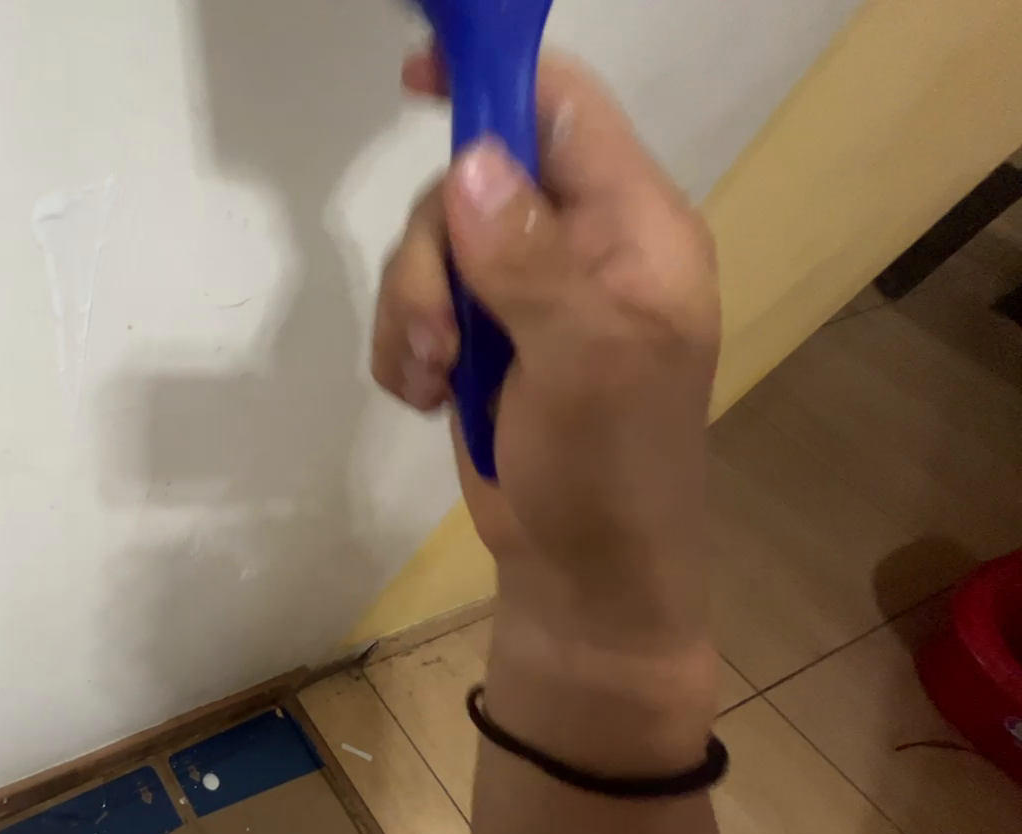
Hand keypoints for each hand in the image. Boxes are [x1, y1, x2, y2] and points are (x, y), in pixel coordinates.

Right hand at [371, 51, 721, 761]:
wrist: (576, 563)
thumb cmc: (608, 466)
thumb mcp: (586, 360)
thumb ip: (533, 261)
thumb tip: (473, 165)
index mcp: (626, 230)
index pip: (561, 114)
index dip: (494, 83)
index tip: (417, 77)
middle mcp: (566, 252)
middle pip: (463, 196)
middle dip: (427, 268)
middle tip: (438, 340)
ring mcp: (512, 303)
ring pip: (423, 262)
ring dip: (408, 322)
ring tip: (435, 382)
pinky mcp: (471, 347)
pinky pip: (407, 317)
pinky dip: (400, 356)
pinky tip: (425, 397)